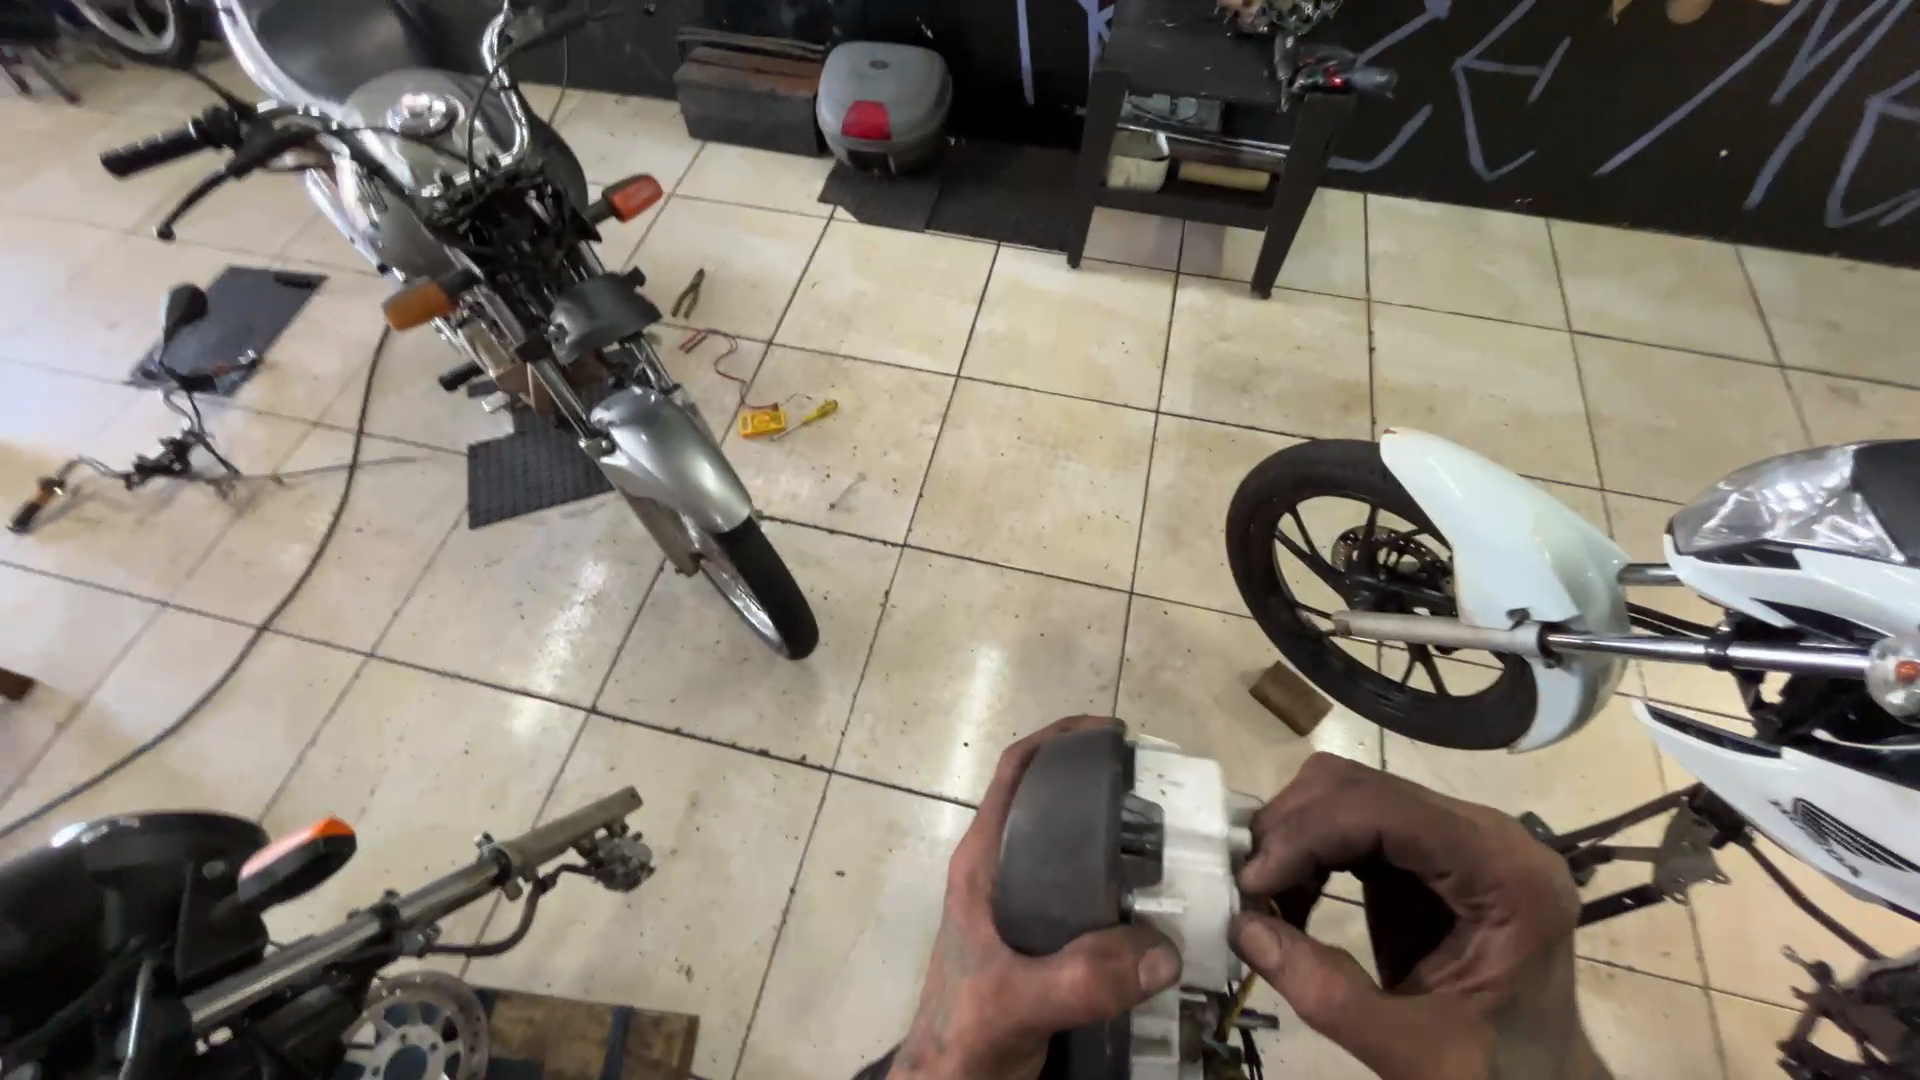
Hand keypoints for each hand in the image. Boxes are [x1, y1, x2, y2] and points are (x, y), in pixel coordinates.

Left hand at [891, 717, 1182, 1079]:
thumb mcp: (1016, 1002)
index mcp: (983, 861)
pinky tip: (1153, 904)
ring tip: (1168, 842)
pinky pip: (1085, 896)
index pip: (1015, 773)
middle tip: (1156, 791)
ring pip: (1069, 850)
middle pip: (1049, 804)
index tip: (1109, 734)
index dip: (1056, 740)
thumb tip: (1161, 948)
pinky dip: (1117, 887)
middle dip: (1097, 786)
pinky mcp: (1039, 936)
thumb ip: (1080, 978)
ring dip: (1111, 838)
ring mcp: (1019, 903)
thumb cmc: (963, 1032)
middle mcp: (1001, 869)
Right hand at [1232, 753, 1607, 1079]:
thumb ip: (1325, 991)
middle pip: (1358, 786)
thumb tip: (1239, 924)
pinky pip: (1347, 819)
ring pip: (1344, 791)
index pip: (1385, 811)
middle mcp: (1485, 835)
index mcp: (1506, 876)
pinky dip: (1307, 850)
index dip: (1308, 834)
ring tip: (1266, 896)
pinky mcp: (1424, 848)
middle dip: (1291, 830)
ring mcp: (1455, 835)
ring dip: (1293, 837)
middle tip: (1249, 888)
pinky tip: (1292, 896)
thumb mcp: (1414, 1055)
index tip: (1252, 883)